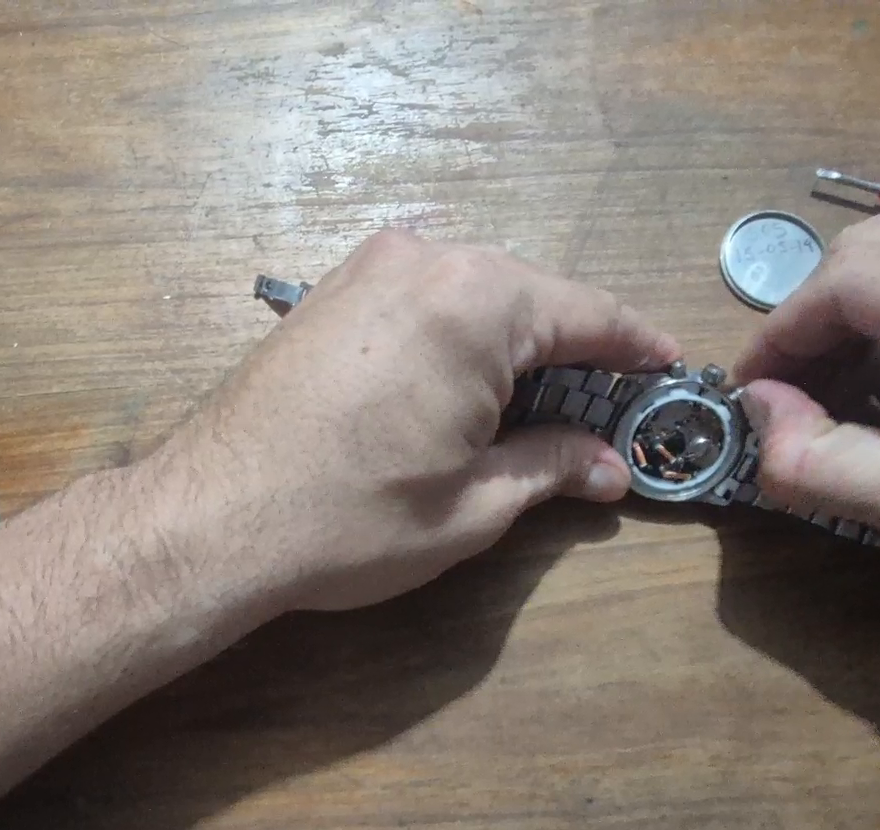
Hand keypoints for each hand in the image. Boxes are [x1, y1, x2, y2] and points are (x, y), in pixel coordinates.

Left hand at [157, 230, 680, 611]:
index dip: (635, 347)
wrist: (211, 519)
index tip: (668, 370)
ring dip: (513, 347)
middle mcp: (427, 258)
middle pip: (531, 298)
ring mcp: (368, 265)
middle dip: (572, 352)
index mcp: (479, 301)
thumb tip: (612, 467)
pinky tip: (463, 385)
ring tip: (535, 405)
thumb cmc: (351, 521)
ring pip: (475, 295)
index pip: (588, 312)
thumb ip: (552, 468)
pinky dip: (458, 338)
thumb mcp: (472, 506)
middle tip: (603, 408)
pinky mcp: (330, 290)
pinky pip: (423, 300)